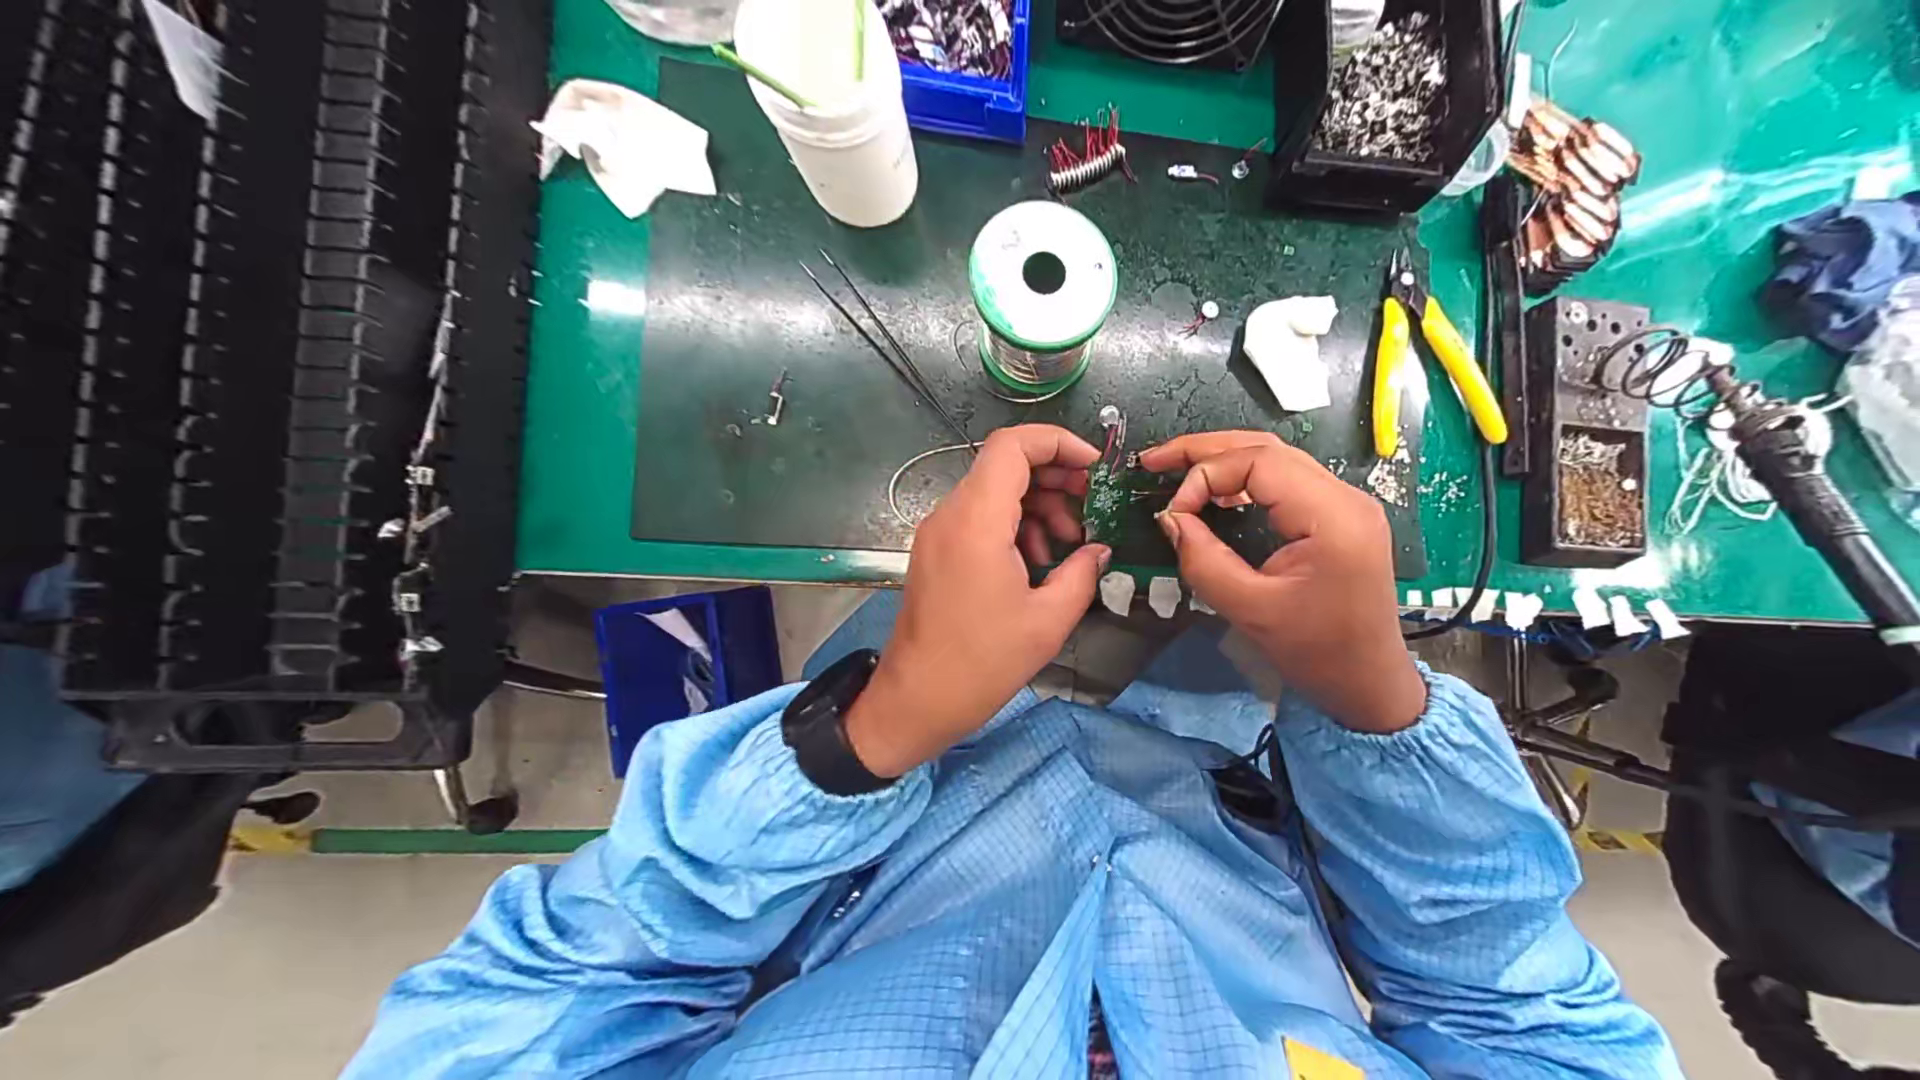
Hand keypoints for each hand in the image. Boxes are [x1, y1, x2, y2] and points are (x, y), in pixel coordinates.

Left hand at [844, 425, 1111, 775]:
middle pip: (1004, 464)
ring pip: (993, 491)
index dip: (1059, 443)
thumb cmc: (983, 664)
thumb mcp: (1049, 621)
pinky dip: (1013, 526)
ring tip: (1065, 546)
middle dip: (1055, 477)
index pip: (1013, 446)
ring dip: (1037, 505)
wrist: (917, 699)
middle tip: (1089, 508)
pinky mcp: (934, 551)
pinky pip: (978, 518)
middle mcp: (950, 515)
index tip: (1094, 469)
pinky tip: (1034, 562)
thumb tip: (1099, 549)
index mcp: (976, 521)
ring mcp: (937, 532)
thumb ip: (1082, 573)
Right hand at [1139, 431, 1425, 732]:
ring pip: (1274, 457)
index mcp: (1332, 517)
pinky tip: (1212, 494)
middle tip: (1155, 460)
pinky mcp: (1335, 516)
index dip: (1206, 475)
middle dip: (1205, 450)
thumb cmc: (1316, 652)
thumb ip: (1203, 559)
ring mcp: (1344, 503)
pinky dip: (1241, 479)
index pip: (1259, 461)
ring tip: (1175, 468)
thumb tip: (1169, 518)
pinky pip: (1282, 480)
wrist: (1368, 681)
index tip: (1175, 512)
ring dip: (1221, 459)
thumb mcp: (1249, 610)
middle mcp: (1344, 497)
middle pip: (1266, 447)